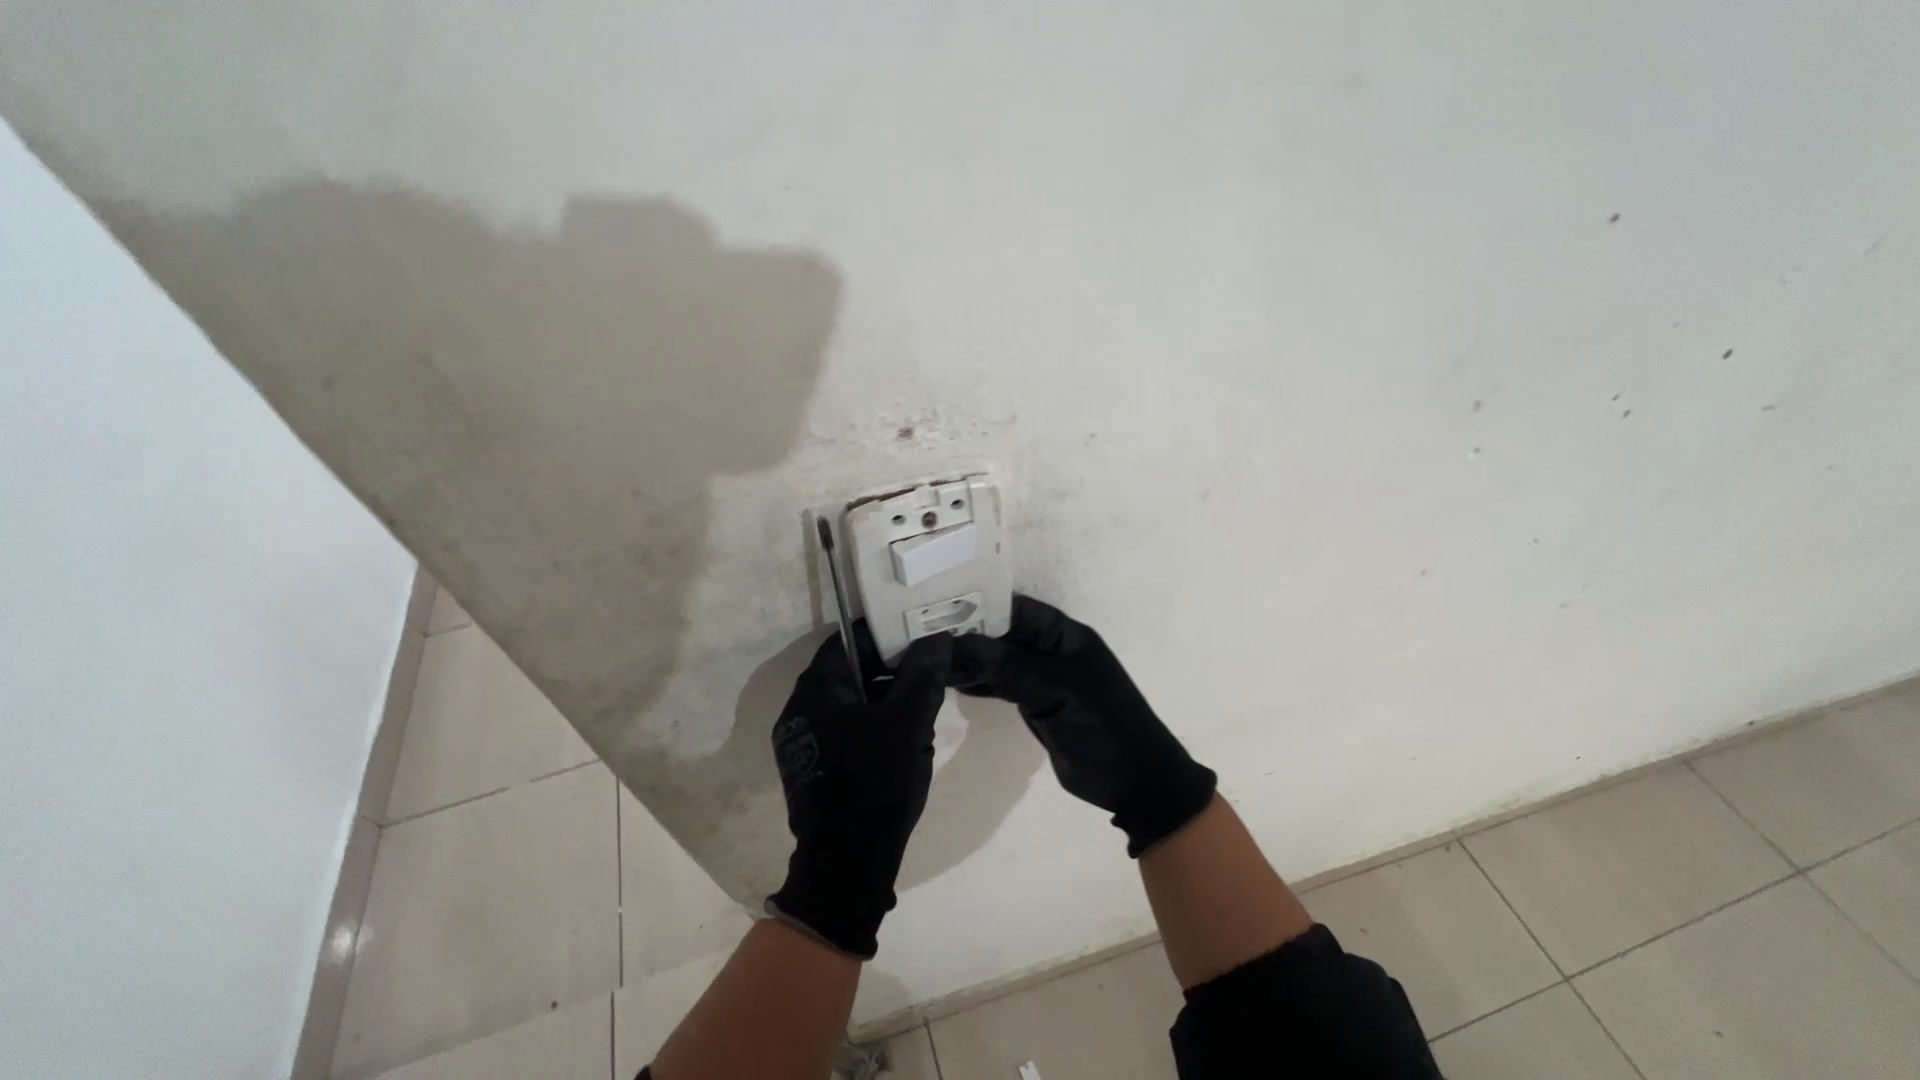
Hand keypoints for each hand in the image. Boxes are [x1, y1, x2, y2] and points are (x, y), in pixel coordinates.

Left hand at [766, 623, 952, 958]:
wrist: (846, 861)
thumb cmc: (876, 781)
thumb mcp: (909, 723)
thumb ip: (922, 675)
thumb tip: (936, 639)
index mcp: (815, 690)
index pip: (847, 640)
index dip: (883, 634)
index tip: (917, 635)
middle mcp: (798, 709)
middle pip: (846, 672)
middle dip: (887, 669)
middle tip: (926, 671)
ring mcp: (799, 741)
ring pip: (846, 704)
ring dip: (880, 700)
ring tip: (919, 707)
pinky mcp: (808, 767)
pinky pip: (841, 730)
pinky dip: (868, 725)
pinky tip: (898, 741)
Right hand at [951, 596, 1215, 855]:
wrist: (1134, 781)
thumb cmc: (1102, 726)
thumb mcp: (1055, 693)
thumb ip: (1008, 667)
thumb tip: (958, 643)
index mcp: (1066, 636)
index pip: (1015, 609)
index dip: (979, 604)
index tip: (935, 605)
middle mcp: (1052, 651)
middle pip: (1003, 633)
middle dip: (967, 633)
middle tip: (920, 635)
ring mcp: (1044, 679)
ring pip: (999, 660)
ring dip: (969, 660)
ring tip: (927, 660)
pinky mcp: (1036, 704)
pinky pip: (1002, 685)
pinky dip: (979, 683)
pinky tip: (951, 682)